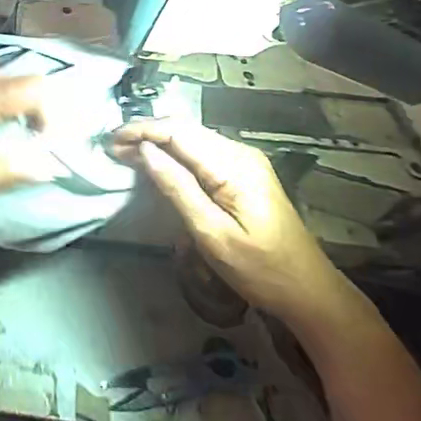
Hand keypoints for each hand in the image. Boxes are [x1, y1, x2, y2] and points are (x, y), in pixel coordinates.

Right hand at [112, 119, 347, 321]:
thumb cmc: (260, 269)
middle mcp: (240, 154)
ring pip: (192, 138)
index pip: (179, 132)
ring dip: (158, 141)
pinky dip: (174, 153)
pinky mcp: (244, 174)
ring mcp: (244, 162)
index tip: (110, 141)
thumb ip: (178, 188)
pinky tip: (157, 162)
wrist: (309, 291)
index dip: (141, 131)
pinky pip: (202, 152)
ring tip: (126, 153)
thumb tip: (145, 151)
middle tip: (112, 147)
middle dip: (145, 133)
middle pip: (185, 129)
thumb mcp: (212, 234)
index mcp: (234, 166)